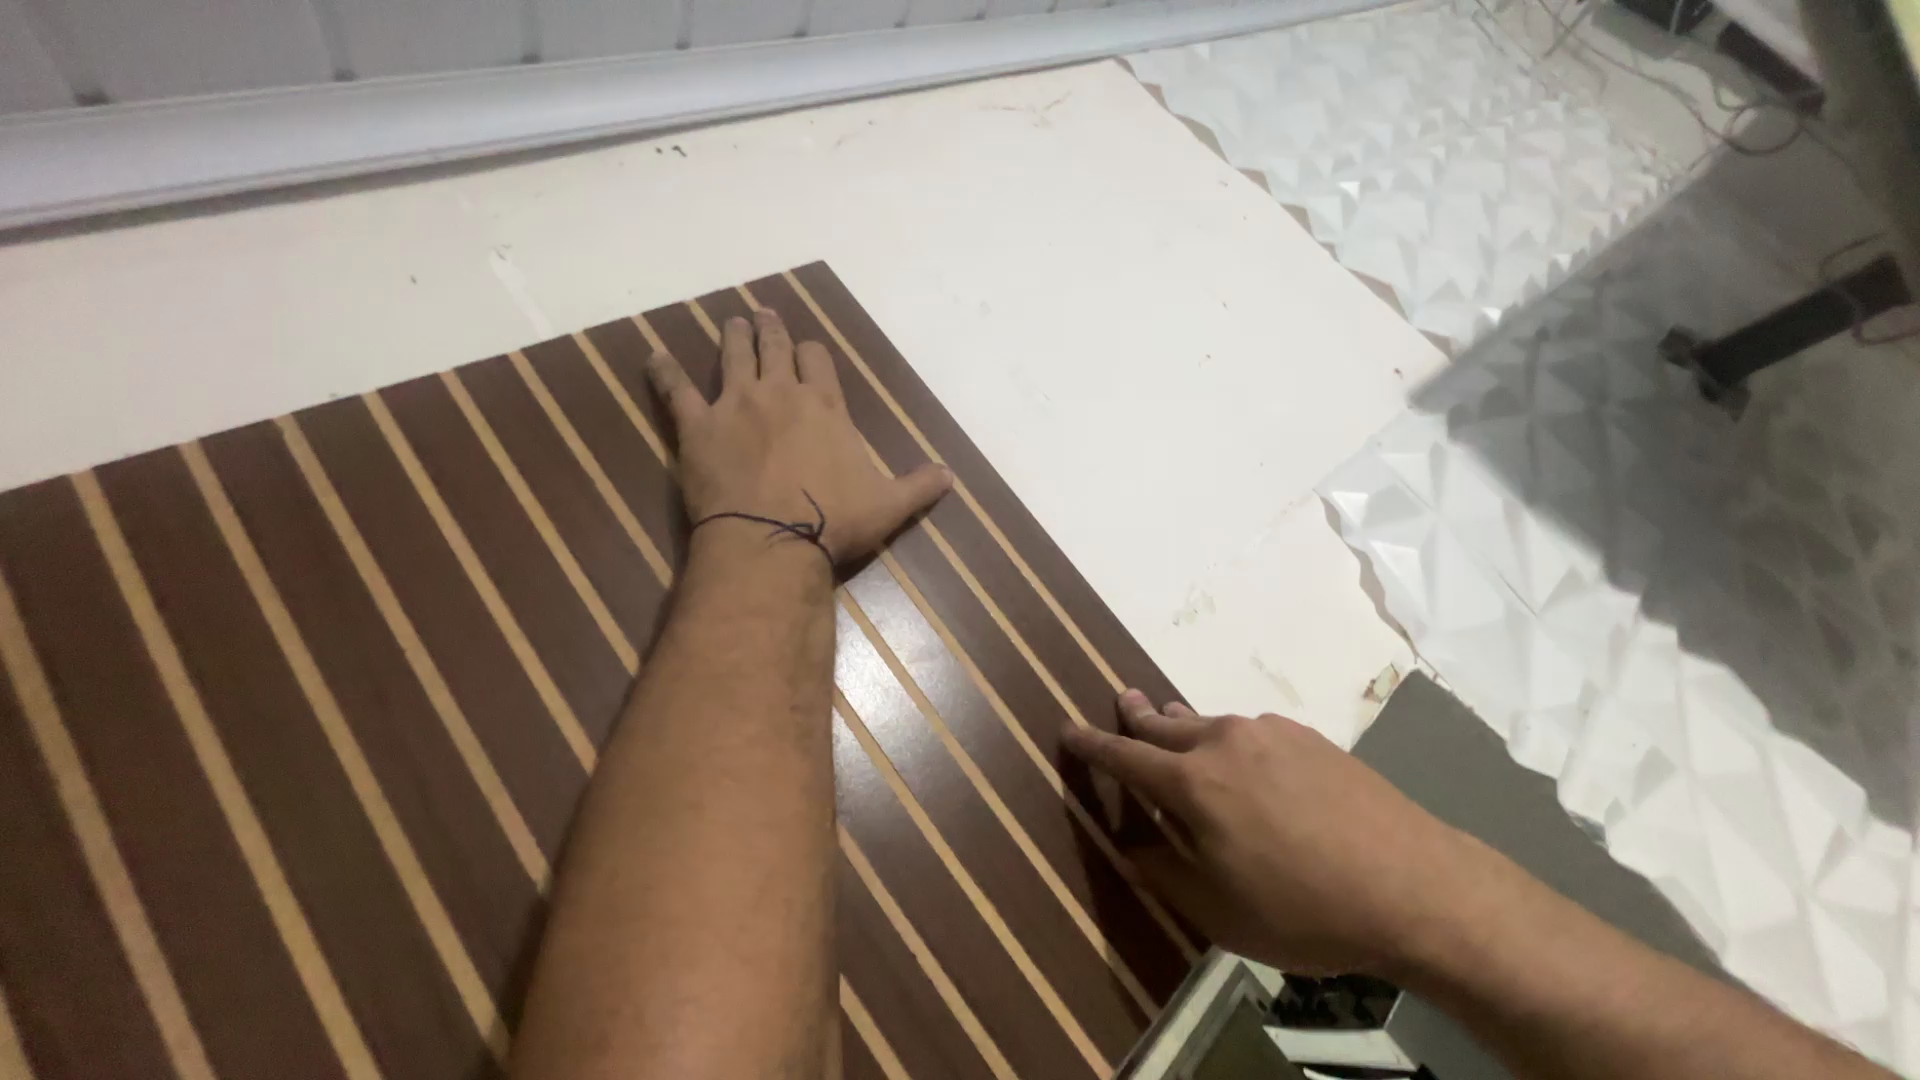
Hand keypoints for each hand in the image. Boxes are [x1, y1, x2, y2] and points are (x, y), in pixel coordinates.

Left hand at [646, 309, 951, 564]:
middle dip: (771, 330)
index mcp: (824, 404)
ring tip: (731, 323)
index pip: (818, 360)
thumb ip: (919, 486)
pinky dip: (664, 372)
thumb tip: (952, 476)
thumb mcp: (888, 505)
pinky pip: (676, 390)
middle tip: (764, 317)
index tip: (808, 349)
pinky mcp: (697, 427)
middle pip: (774, 346)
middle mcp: (779, 392)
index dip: (812, 351)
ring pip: (732, 356)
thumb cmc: (834, 521)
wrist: (772, 540)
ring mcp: (735, 405)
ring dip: (732, 337)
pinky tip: (654, 357)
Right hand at [1063, 691, 1482, 976]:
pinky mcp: (1308, 737)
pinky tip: (1244, 761)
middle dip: (1136, 715)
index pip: (1124, 756)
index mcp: (1192, 784)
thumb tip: (1130, 846)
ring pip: (1208, 722)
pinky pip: (1249, 731)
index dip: (1091, 745)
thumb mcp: (1219, 912)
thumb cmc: (1304, 910)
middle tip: (1121, 700)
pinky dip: (1229, 739)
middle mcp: (1223, 743)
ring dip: (1183, 725)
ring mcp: (1269, 734)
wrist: (1416, 886)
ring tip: (1173, 724)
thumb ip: (1163, 872)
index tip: (1066, 730)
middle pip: (1164, 723)